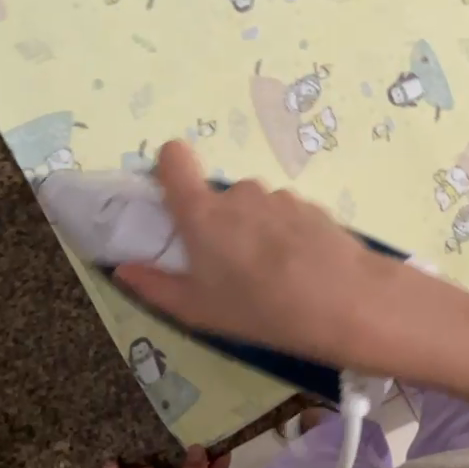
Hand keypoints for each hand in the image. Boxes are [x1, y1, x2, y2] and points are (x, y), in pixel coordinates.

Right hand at [113, 140, 413, 368]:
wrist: (345, 301)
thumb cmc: (260, 309)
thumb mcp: (198, 309)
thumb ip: (155, 285)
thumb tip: (123, 268)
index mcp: (202, 212)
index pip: (173, 158)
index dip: (170, 169)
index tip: (174, 200)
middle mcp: (240, 193)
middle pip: (219, 195)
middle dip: (221, 223)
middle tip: (232, 267)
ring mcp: (281, 197)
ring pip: (257, 207)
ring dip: (256, 230)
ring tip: (272, 275)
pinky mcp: (314, 206)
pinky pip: (288, 216)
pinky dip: (288, 235)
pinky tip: (302, 269)